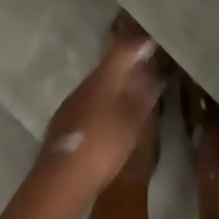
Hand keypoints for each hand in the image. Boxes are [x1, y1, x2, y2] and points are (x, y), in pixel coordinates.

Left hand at [39, 32, 165, 191]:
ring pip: (98, 86)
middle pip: (108, 68)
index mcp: (102, 79)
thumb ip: (145, 97)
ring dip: (116, 85)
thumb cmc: (103, 145)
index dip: (138, 44)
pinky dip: (104, 103)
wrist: (62, 177)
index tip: (153, 41)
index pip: (121, 51)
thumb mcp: (132, 122)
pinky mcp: (65, 122)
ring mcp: (71, 103)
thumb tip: (155, 76)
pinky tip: (110, 116)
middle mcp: (85, 85)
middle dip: (128, 66)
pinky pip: (89, 102)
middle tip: (147, 68)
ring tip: (133, 92)